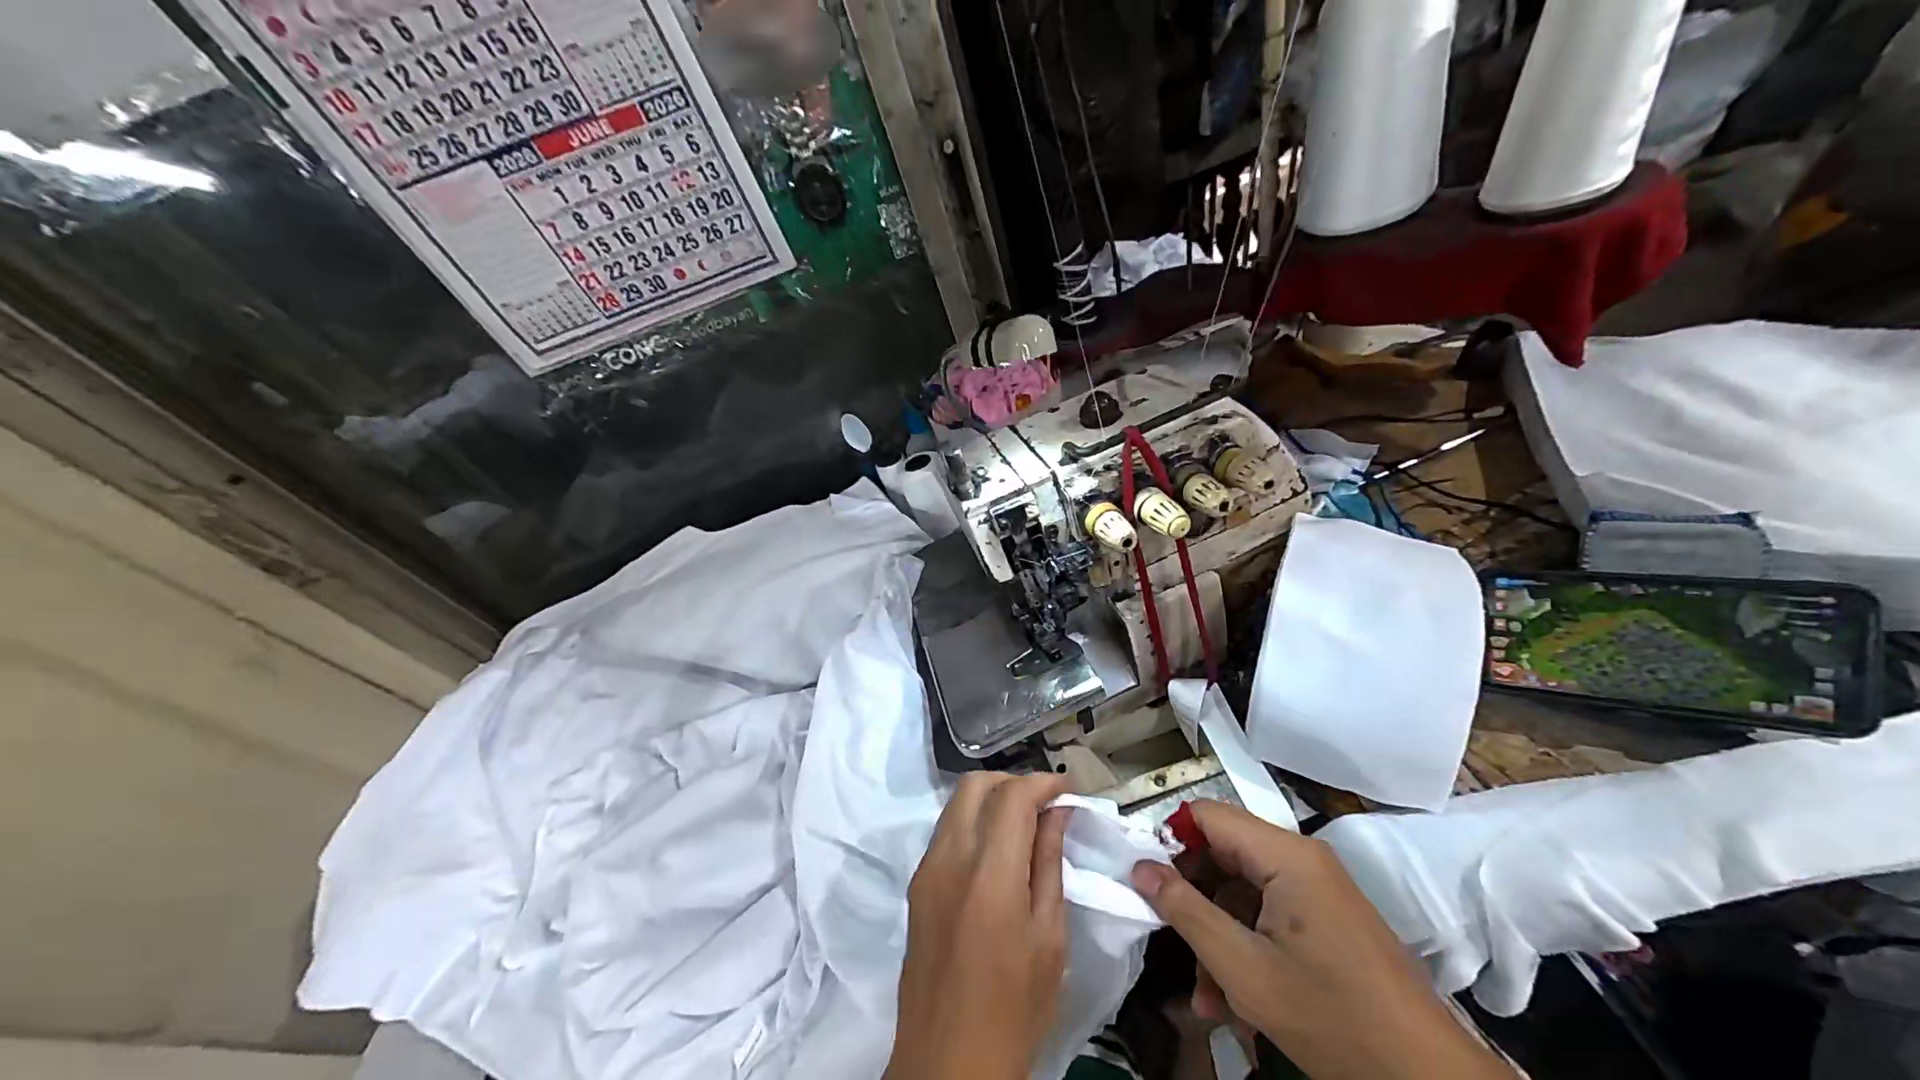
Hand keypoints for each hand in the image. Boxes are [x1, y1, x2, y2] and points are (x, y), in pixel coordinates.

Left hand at [885, 772, 1072, 1079]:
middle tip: (1046, 804)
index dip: (1044, 782)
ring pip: (956, 804)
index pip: (1013, 796)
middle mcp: (949, 859)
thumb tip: (1057, 812)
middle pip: (975, 785)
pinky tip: (999, 851)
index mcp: (989, 874)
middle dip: (1013, 781)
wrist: (948, 1060)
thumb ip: (1049, 863)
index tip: (1069, 789)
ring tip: (1026, 824)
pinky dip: (974, 823)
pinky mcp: (917, 885)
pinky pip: (946, 832)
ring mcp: (926, 870)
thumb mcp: (1049, 937)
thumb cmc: (1015, 1007)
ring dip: (991, 800)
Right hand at [1131, 801, 1512, 1079]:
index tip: (1145, 880)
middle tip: (1169, 940)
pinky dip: (1243, 946)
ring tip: (1205, 995)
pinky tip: (1231, 999)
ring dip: (1214, 934)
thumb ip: (1185, 911)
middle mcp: (1301, 859)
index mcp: (1286, 856)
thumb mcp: (1243, 969)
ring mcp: (1315, 889)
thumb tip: (1139, 867)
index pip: (1207, 815)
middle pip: (1222, 853)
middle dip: (1192, 899)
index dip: (1170, 841)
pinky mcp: (1324, 917)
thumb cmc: (1331, 1016)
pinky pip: (1266, 914)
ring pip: (1240, 891)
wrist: (1425, 1078)